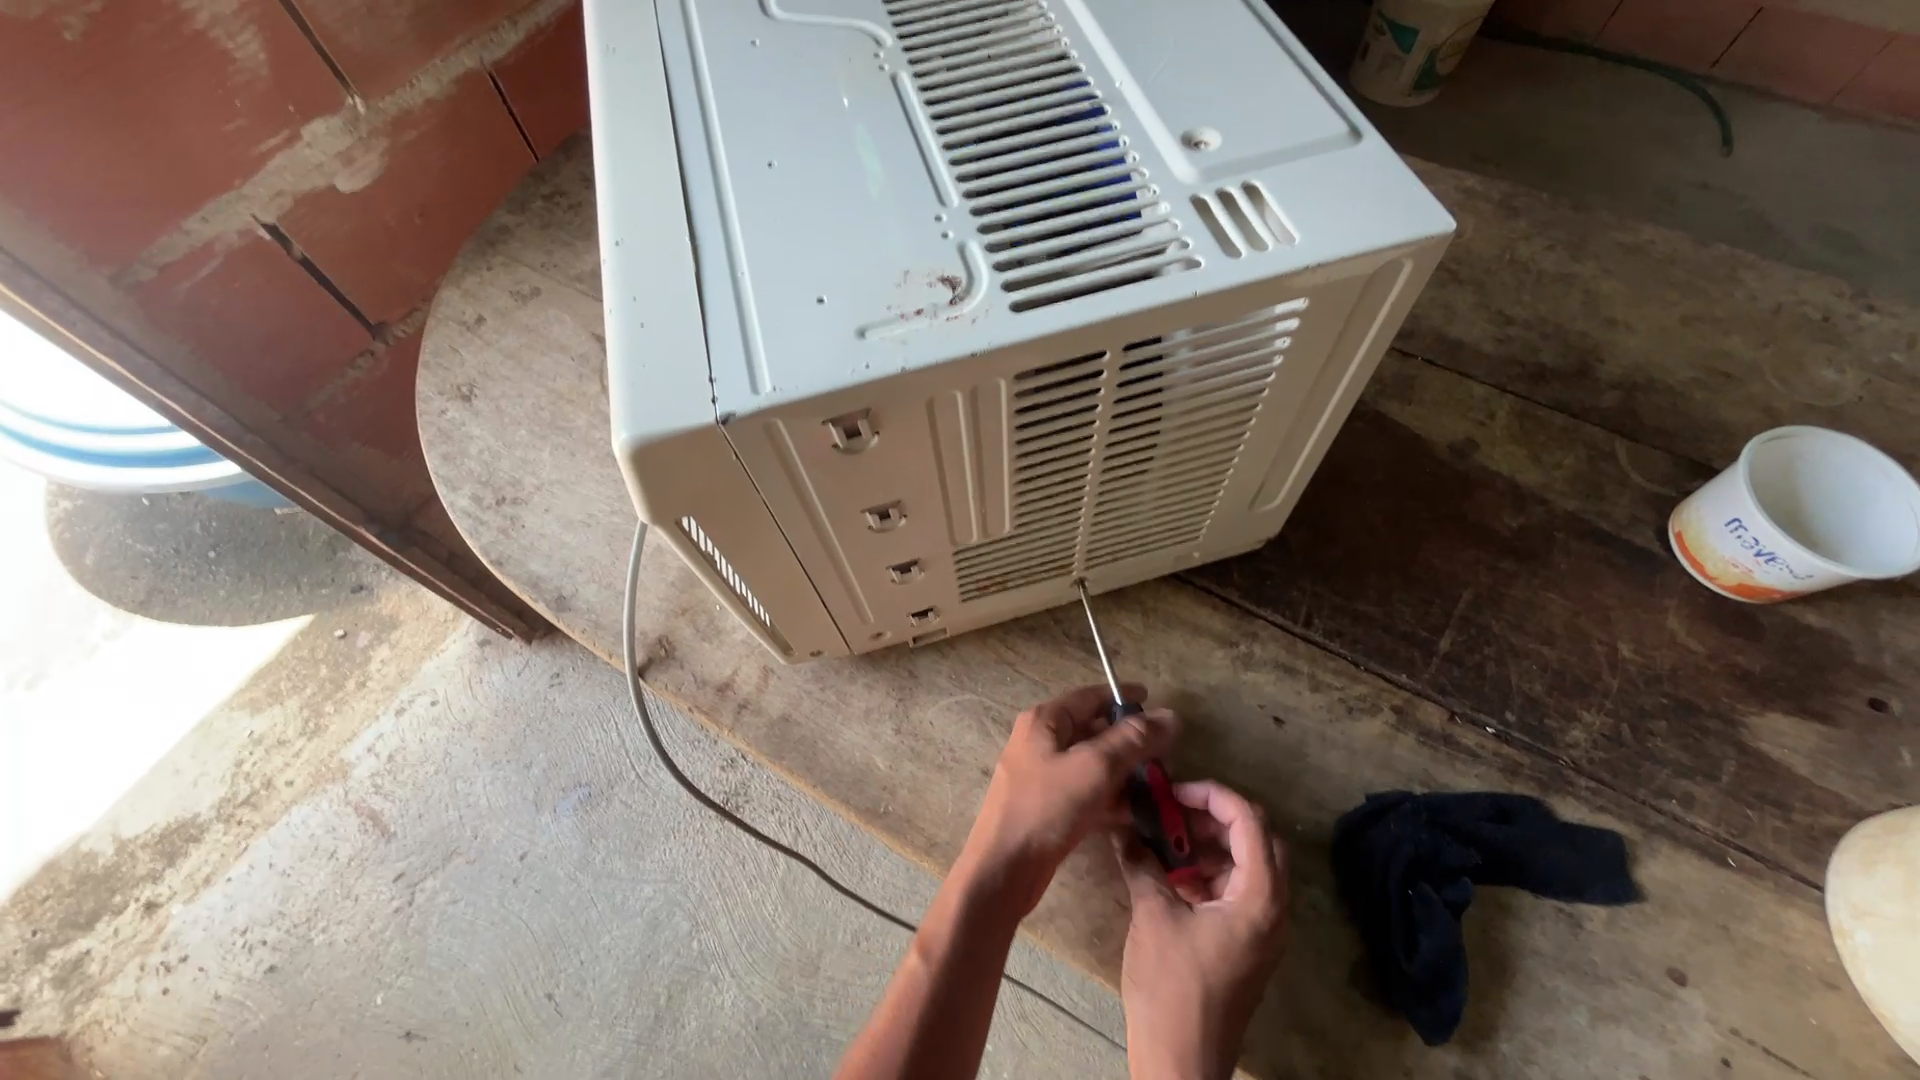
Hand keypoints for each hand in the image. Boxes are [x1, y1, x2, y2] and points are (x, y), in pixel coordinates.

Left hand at [960, 684, 1178, 916]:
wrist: (1005, 868)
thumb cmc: (1047, 808)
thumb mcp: (1096, 767)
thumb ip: (1134, 739)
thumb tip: (1170, 715)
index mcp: (1045, 721)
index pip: (1090, 697)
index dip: (1123, 698)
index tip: (1155, 701)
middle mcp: (1040, 742)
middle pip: (1092, 730)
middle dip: (1129, 740)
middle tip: (1166, 752)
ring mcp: (1042, 776)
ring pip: (1092, 764)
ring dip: (1124, 772)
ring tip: (1160, 784)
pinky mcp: (1048, 807)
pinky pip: (1086, 792)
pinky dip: (1110, 797)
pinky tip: (1138, 812)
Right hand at [1114, 780, 1288, 1079]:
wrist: (1182, 1058)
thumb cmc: (1172, 986)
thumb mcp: (1153, 915)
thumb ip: (1142, 863)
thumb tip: (1122, 828)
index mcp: (1259, 897)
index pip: (1249, 821)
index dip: (1212, 795)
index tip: (1172, 790)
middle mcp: (1272, 908)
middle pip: (1257, 838)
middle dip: (1215, 816)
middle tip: (1172, 809)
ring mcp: (1262, 928)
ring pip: (1248, 864)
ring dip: (1209, 844)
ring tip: (1166, 837)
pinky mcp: (1247, 943)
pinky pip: (1236, 890)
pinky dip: (1207, 872)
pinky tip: (1170, 873)